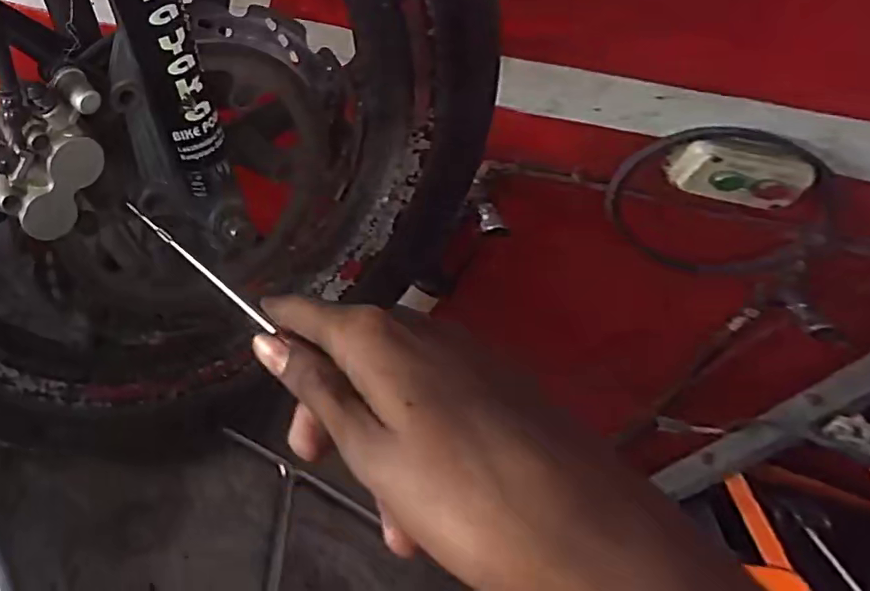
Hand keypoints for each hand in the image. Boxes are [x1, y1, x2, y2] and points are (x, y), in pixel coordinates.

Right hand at [253, 299, 757, 590]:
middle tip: (309, 456)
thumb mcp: (370, 450)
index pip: (303, 311)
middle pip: (346, 348)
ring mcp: (465, 354)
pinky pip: (434, 396)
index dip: (275, 324)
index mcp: (375, 336)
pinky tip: (426, 502)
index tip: (254, 340)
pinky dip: (414, 434)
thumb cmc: (466, 502)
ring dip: (370, 432)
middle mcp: (417, 328)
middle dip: (322, 400)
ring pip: (390, 380)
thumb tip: (266, 338)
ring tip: (386, 514)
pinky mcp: (502, 384)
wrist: (615, 557)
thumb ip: (315, 387)